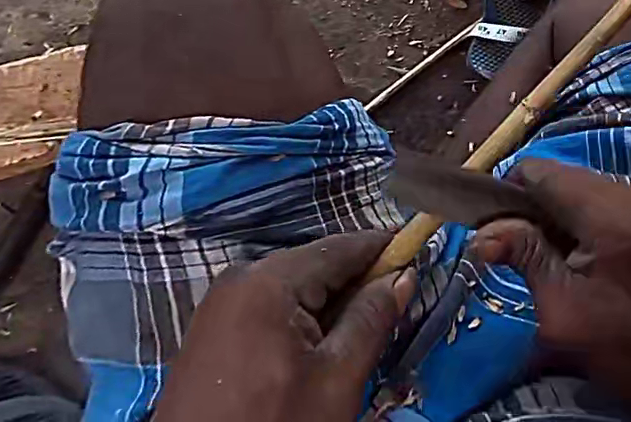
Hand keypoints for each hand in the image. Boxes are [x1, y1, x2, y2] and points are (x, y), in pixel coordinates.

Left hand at [152, 231, 415, 421]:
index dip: (382, 248)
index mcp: (269, 278)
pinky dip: (300, 317)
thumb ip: (371, 320)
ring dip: (330, 302)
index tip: (417, 250)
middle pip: (316, 264)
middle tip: (396, 300)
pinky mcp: (214, 326)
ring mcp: (223, 299)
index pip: (340, 247)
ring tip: (363, 327)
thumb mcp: (334, 382)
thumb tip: (403, 276)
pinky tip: (320, 344)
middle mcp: (242, 273)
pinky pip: (269, 304)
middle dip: (357, 281)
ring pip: (295, 285)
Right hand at [470, 160, 630, 421]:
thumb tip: (481, 234)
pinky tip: (611, 250)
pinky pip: (624, 195)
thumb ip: (524, 259)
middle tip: (541, 247)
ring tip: (578, 252)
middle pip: (571, 176)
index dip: (516, 191)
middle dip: (549, 205)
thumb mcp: (565, 315)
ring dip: (578, 209)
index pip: (543, 172)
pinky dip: (607, 214)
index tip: (507, 223)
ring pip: (596, 184)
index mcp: (613, 215)